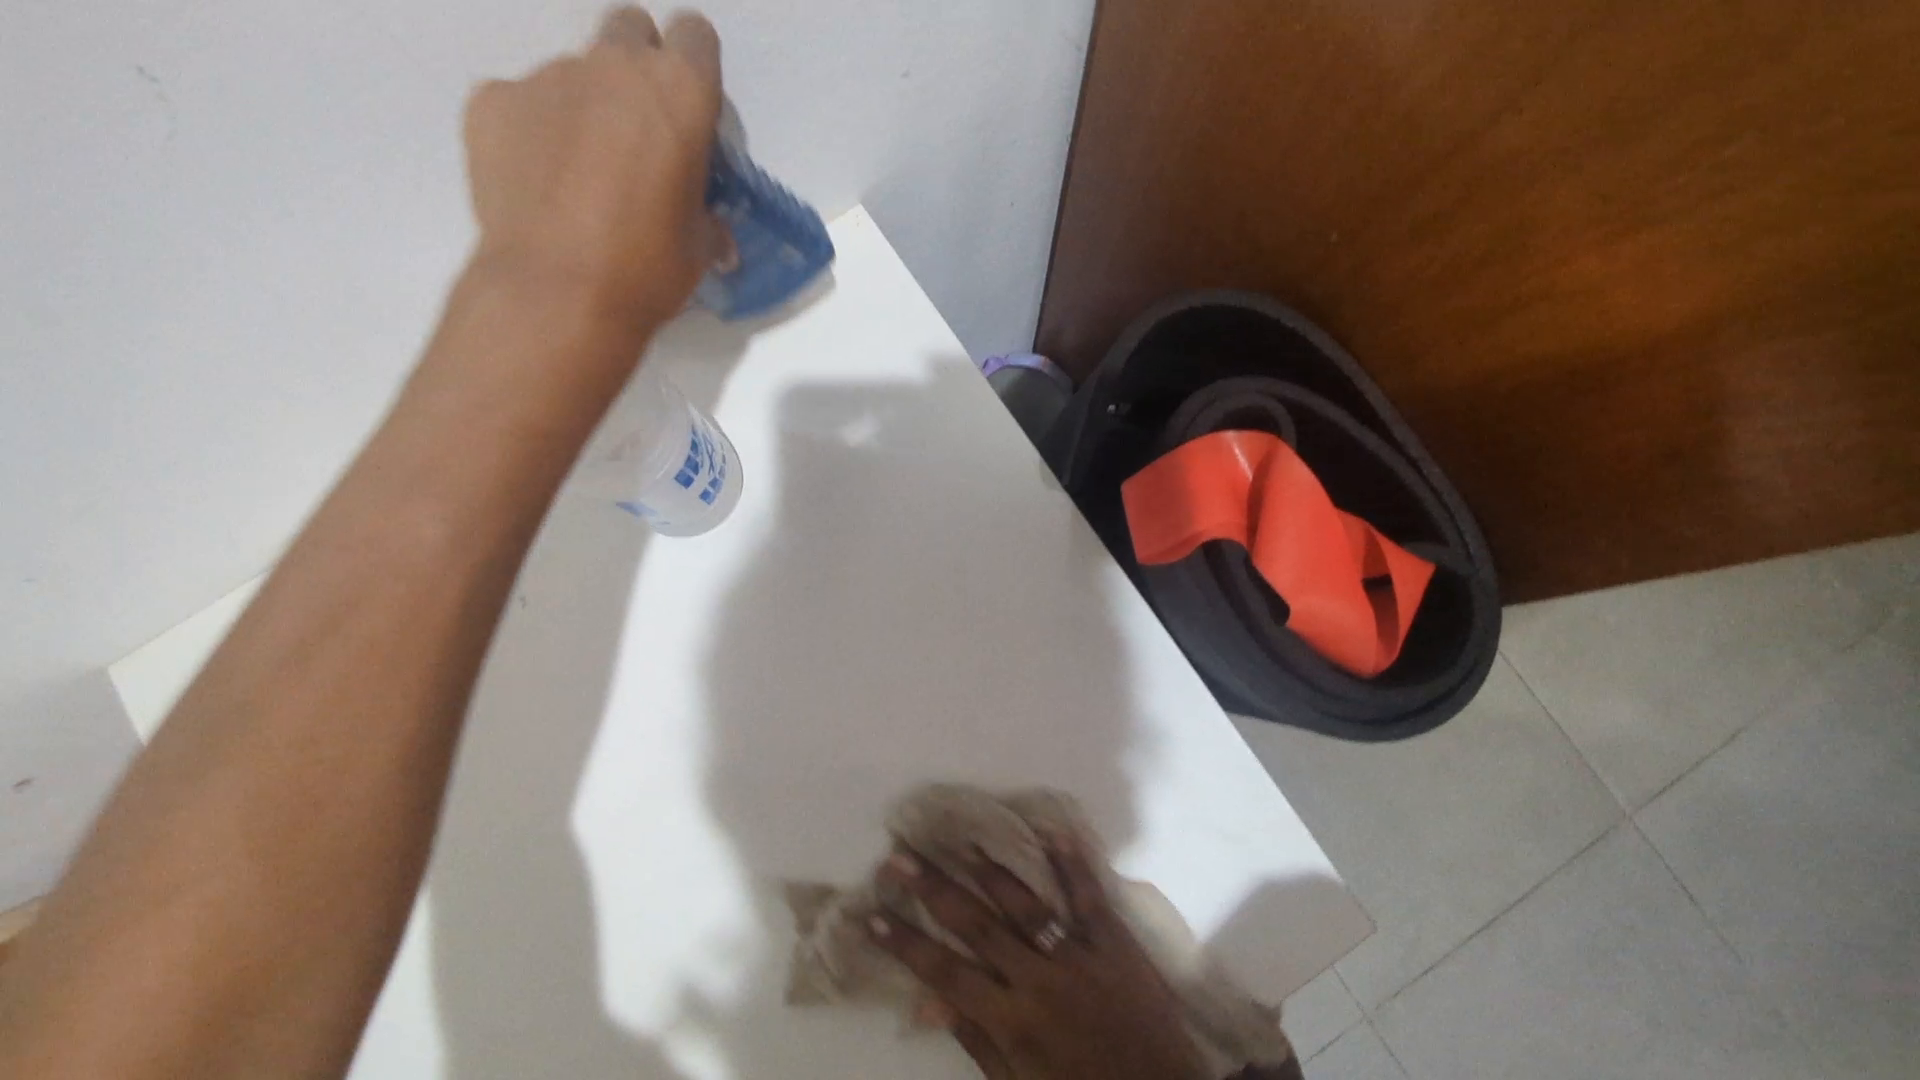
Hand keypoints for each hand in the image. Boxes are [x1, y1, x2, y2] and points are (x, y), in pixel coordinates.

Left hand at [463, 6, 727, 338]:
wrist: (554, 294)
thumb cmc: (647, 270)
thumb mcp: (698, 248)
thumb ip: (705, 217)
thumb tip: (710, 230)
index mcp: (679, 92)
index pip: (695, 36)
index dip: (694, 71)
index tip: (690, 113)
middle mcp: (613, 67)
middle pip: (629, 28)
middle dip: (636, 66)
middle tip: (637, 133)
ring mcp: (545, 77)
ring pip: (573, 74)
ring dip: (583, 109)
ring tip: (577, 178)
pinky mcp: (491, 102)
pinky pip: (518, 103)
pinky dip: (530, 132)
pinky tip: (535, 184)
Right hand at [868, 838, 1210, 1079]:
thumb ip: (975, 1038)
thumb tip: (927, 1000)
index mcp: (1012, 1020)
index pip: (947, 973)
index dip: (906, 943)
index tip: (873, 914)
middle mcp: (1039, 980)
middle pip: (978, 927)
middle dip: (934, 890)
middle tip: (900, 856)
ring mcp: (1079, 955)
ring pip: (1026, 904)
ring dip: (991, 870)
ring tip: (961, 839)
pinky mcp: (1115, 942)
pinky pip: (1089, 897)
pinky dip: (1072, 864)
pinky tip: (1053, 831)